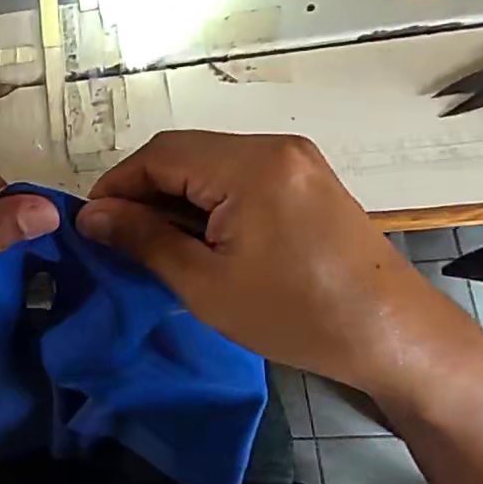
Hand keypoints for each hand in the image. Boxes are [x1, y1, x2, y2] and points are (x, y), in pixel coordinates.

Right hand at [76, 131, 482, 402]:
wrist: (392, 336)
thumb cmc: (293, 314)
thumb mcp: (204, 283)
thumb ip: (143, 240)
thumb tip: (90, 216)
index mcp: (250, 166)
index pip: (159, 155)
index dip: (116, 185)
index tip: (91, 224)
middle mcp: (273, 147)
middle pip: (184, 153)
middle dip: (142, 191)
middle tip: (118, 238)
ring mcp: (294, 161)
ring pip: (208, 164)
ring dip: (172, 197)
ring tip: (152, 243)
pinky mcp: (304, 180)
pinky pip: (237, 177)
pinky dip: (205, 201)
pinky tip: (196, 237)